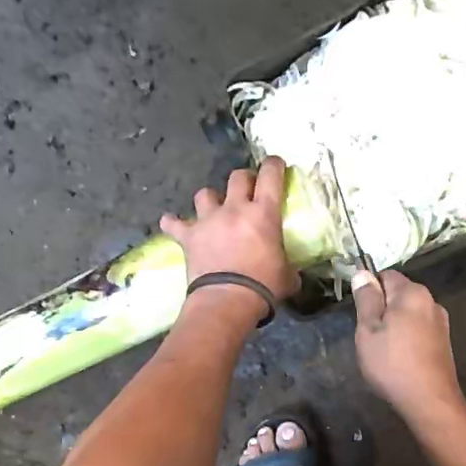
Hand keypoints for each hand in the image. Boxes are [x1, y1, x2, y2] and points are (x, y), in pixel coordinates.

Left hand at [161, 157, 298, 308]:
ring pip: (205, 194)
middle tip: (248, 190)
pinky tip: (172, 224)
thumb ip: (289, 268)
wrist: (227, 300)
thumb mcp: (287, 276)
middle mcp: (235, 209)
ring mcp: (208, 220)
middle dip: (244, 179)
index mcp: (263, 213)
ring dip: (211, 198)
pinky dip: (173, 223)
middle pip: (237, 177)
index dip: (274, 165)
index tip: (276, 165)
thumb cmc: (263, 287)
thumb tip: (292, 276)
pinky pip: (174, 224)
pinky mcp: (188, 236)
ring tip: (214, 208)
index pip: (270, 175)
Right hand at [351, 269, 465, 420]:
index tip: (360, 313)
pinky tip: (400, 357)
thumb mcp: (368, 330)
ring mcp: (440, 322)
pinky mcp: (444, 341)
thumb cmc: (392, 363)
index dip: (370, 289)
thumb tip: (363, 272)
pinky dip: (407, 336)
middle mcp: (431, 301)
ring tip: (383, 349)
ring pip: (409, 313)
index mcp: (412, 293)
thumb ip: (366, 299)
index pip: (386, 275)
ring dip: (395, 323)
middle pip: (399, 294)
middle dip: (382, 307)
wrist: (429, 400)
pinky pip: (419, 329)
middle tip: (368, 334)